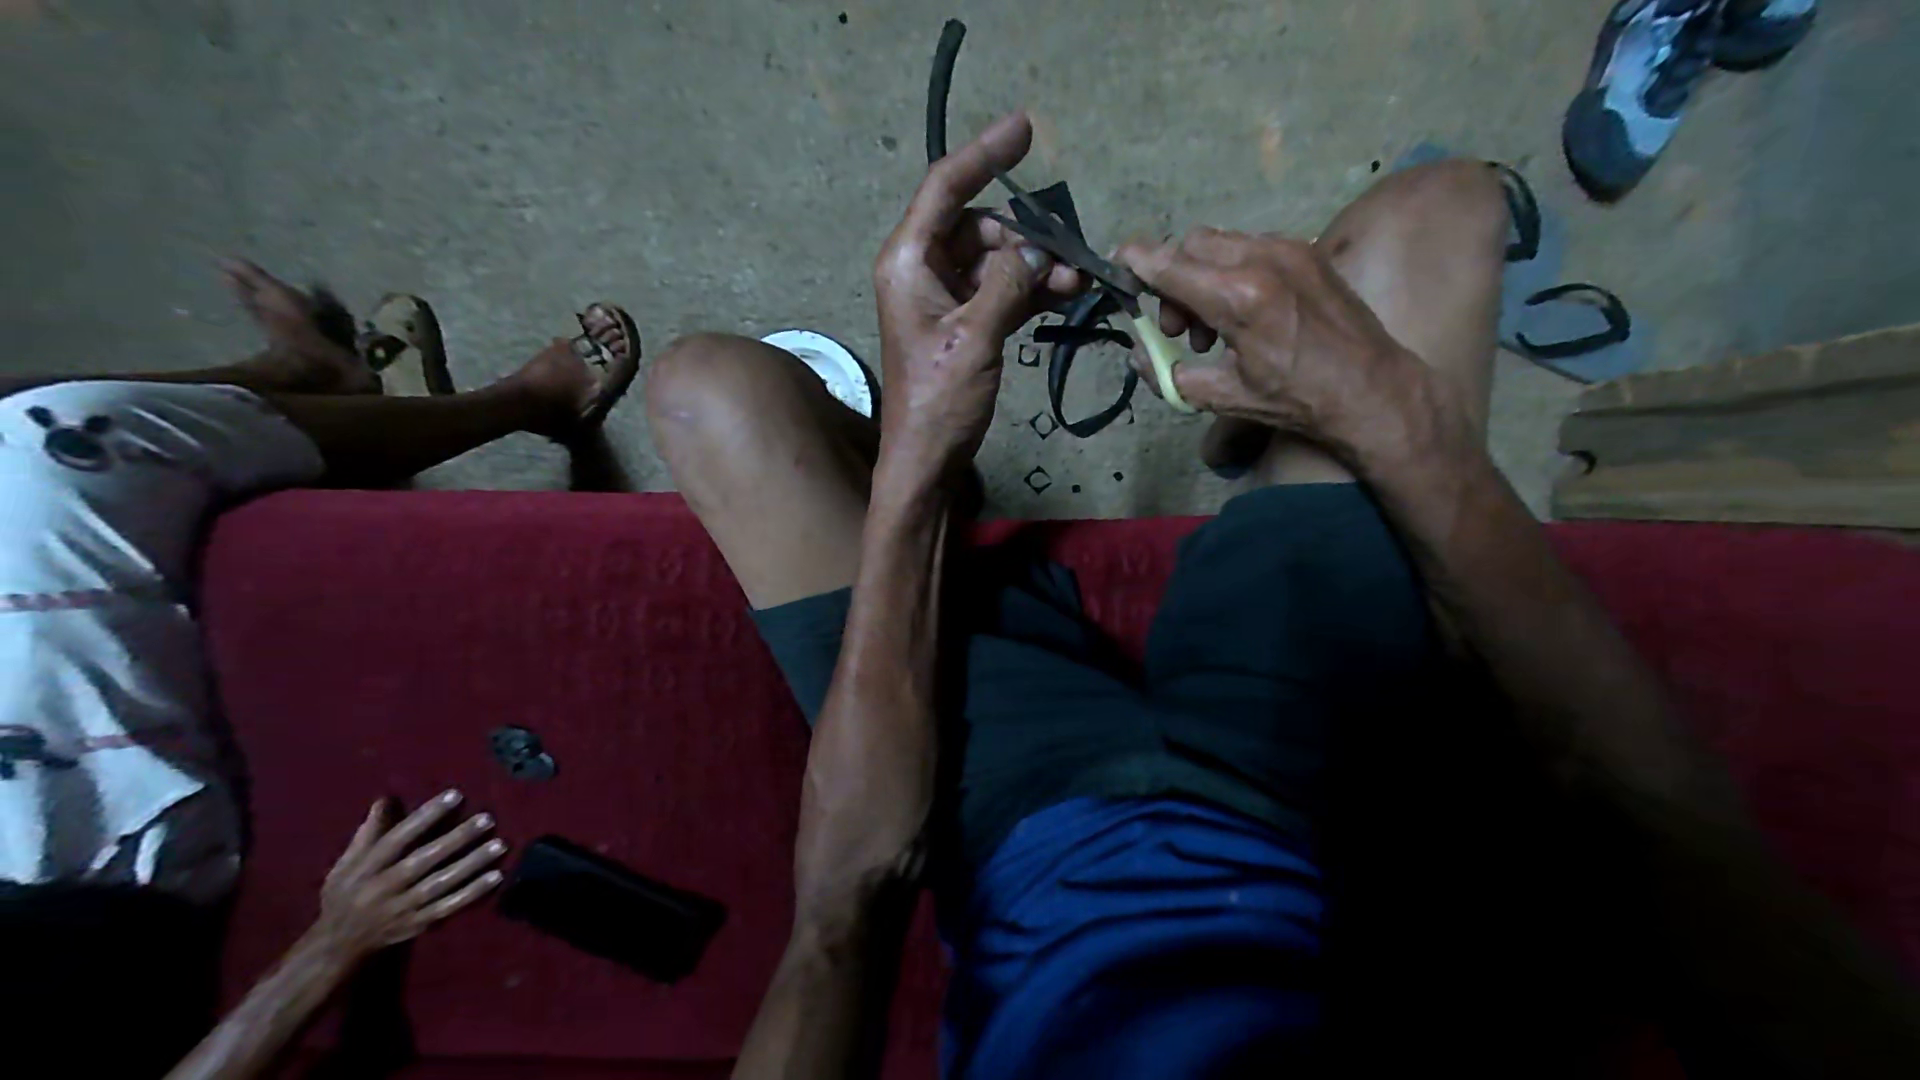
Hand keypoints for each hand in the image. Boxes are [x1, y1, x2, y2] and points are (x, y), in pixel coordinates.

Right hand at [311, 790, 506, 961]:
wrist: (337, 947)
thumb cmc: (347, 894)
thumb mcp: (346, 865)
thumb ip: (369, 832)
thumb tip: (386, 798)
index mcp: (363, 870)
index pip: (397, 839)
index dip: (426, 816)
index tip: (456, 794)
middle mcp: (382, 889)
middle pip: (422, 861)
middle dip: (456, 839)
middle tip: (488, 818)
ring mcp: (400, 909)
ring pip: (440, 884)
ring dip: (472, 865)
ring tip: (500, 844)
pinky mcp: (416, 924)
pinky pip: (447, 907)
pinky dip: (472, 893)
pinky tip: (497, 876)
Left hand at [872, 111, 1081, 473]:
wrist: (928, 457)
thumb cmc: (940, 399)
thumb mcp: (975, 335)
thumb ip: (1008, 283)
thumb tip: (1038, 251)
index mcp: (909, 261)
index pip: (946, 188)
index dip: (986, 154)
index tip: (1028, 128)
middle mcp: (922, 269)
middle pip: (979, 225)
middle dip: (1026, 236)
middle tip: (1069, 258)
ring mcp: (943, 297)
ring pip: (995, 260)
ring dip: (1035, 267)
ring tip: (1076, 285)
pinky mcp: (963, 322)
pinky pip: (1000, 289)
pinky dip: (1029, 290)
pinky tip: (1064, 297)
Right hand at [1114, 230, 1456, 466]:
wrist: (1371, 389)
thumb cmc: (1295, 399)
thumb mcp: (1220, 397)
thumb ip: (1168, 373)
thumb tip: (1138, 354)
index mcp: (1238, 298)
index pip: (1168, 264)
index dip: (1134, 261)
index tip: (1115, 265)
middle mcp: (1262, 260)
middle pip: (1190, 245)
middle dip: (1170, 279)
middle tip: (1176, 327)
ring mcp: (1289, 249)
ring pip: (1219, 242)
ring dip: (1199, 276)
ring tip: (1210, 327)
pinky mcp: (1306, 250)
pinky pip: (1248, 247)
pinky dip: (1228, 271)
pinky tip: (1241, 311)